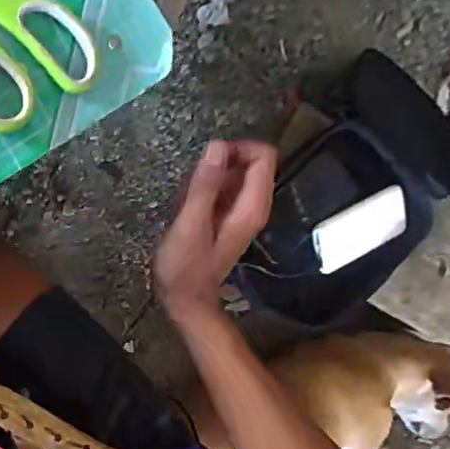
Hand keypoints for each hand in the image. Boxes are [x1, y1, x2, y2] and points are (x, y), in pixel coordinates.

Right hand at [154, 139, 278, 321]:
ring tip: (186, 202)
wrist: (185, 301)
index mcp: (251, 207)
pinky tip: (185, 209)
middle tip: (192, 187)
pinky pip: (219, 190)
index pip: (264, 157)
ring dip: (206, 179)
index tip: (209, 160)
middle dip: (218, 164)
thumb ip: (204, 186)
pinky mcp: (224, 219)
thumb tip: (217, 147)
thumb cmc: (185, 268)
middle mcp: (252, 207)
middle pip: (249, 163)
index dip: (237, 149)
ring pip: (232, 175)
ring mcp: (239, 213)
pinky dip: (202, 191)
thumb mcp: (190, 224)